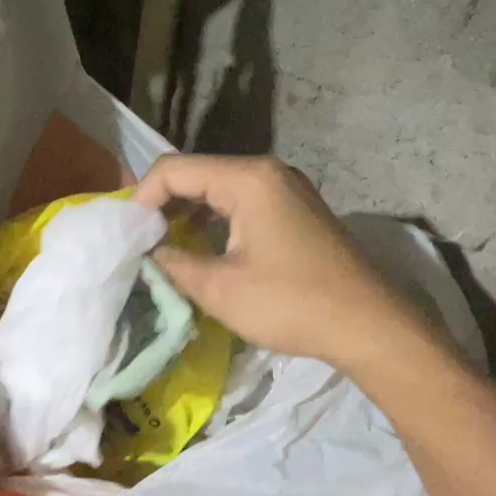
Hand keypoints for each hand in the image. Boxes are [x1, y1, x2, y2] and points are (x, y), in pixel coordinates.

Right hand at [135, 155, 444, 374]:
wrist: (369, 326)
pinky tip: (198, 250)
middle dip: (160, 205)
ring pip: (216, 189)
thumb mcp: (218, 288)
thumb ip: (172, 263)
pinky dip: (211, 221)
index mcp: (248, 179)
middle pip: (195, 173)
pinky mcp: (293, 211)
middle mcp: (267, 172)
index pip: (173, 169)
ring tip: (161, 249)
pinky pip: (238, 203)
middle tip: (137, 244)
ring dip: (184, 214)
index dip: (141, 199)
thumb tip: (147, 254)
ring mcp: (284, 190)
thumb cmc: (290, 303)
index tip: (126, 238)